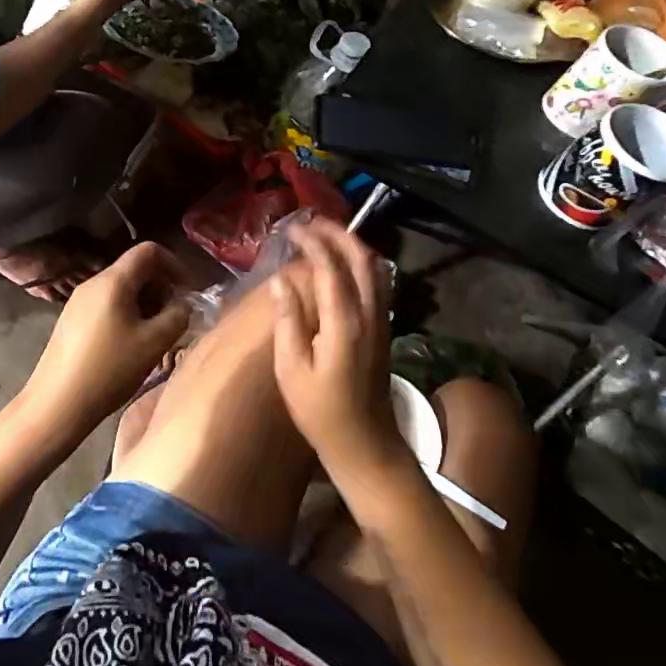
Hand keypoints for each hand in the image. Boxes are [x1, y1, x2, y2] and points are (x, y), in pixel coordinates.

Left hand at [20, 242, 189, 432]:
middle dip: (162, 287)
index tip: (187, 290)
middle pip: (136, 268)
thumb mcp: (155, 342)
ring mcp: (79, 302)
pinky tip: (132, 343)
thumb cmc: (109, 370)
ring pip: (123, 288)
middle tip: (174, 316)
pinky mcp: (73, 320)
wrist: (56, 406)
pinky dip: (129, 313)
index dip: (174, 264)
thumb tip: (182, 304)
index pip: (149, 250)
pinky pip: (109, 303)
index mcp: (113, 282)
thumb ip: (179, 314)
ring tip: (156, 333)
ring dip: (147, 302)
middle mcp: (93, 284)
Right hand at [270, 220, 409, 477]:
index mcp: (344, 323)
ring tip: (325, 235)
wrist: (366, 442)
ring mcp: (382, 320)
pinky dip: (361, 262)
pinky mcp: (385, 328)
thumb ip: (288, 321)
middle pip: (361, 257)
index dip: (312, 242)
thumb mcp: (291, 370)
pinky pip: (378, 282)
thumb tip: (280, 280)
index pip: (330, 267)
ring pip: (375, 267)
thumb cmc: (321, 413)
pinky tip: (343, 265)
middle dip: (337, 233)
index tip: (292, 229)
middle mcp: (369, 313)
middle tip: (311, 222)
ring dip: (352, 245)